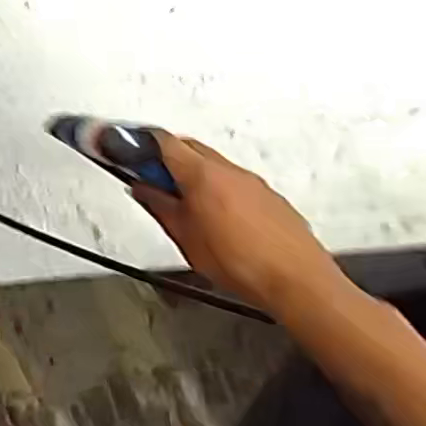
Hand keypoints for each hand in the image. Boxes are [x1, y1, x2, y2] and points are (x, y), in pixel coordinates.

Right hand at [130, 133, 351, 316]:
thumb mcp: (182, 234)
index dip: (139, 142)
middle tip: (149, 175)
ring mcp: (256, 185)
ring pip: (215, 165)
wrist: (299, 285)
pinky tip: (214, 215)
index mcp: (202, 174)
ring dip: (193, 173)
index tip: (126, 150)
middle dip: (165, 156)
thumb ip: (158, 204)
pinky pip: (237, 182)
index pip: (163, 141)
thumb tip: (144, 190)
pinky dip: (219, 188)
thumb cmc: (243, 262)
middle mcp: (231, 172)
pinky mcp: (273, 200)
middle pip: (189, 147)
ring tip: (181, 200)